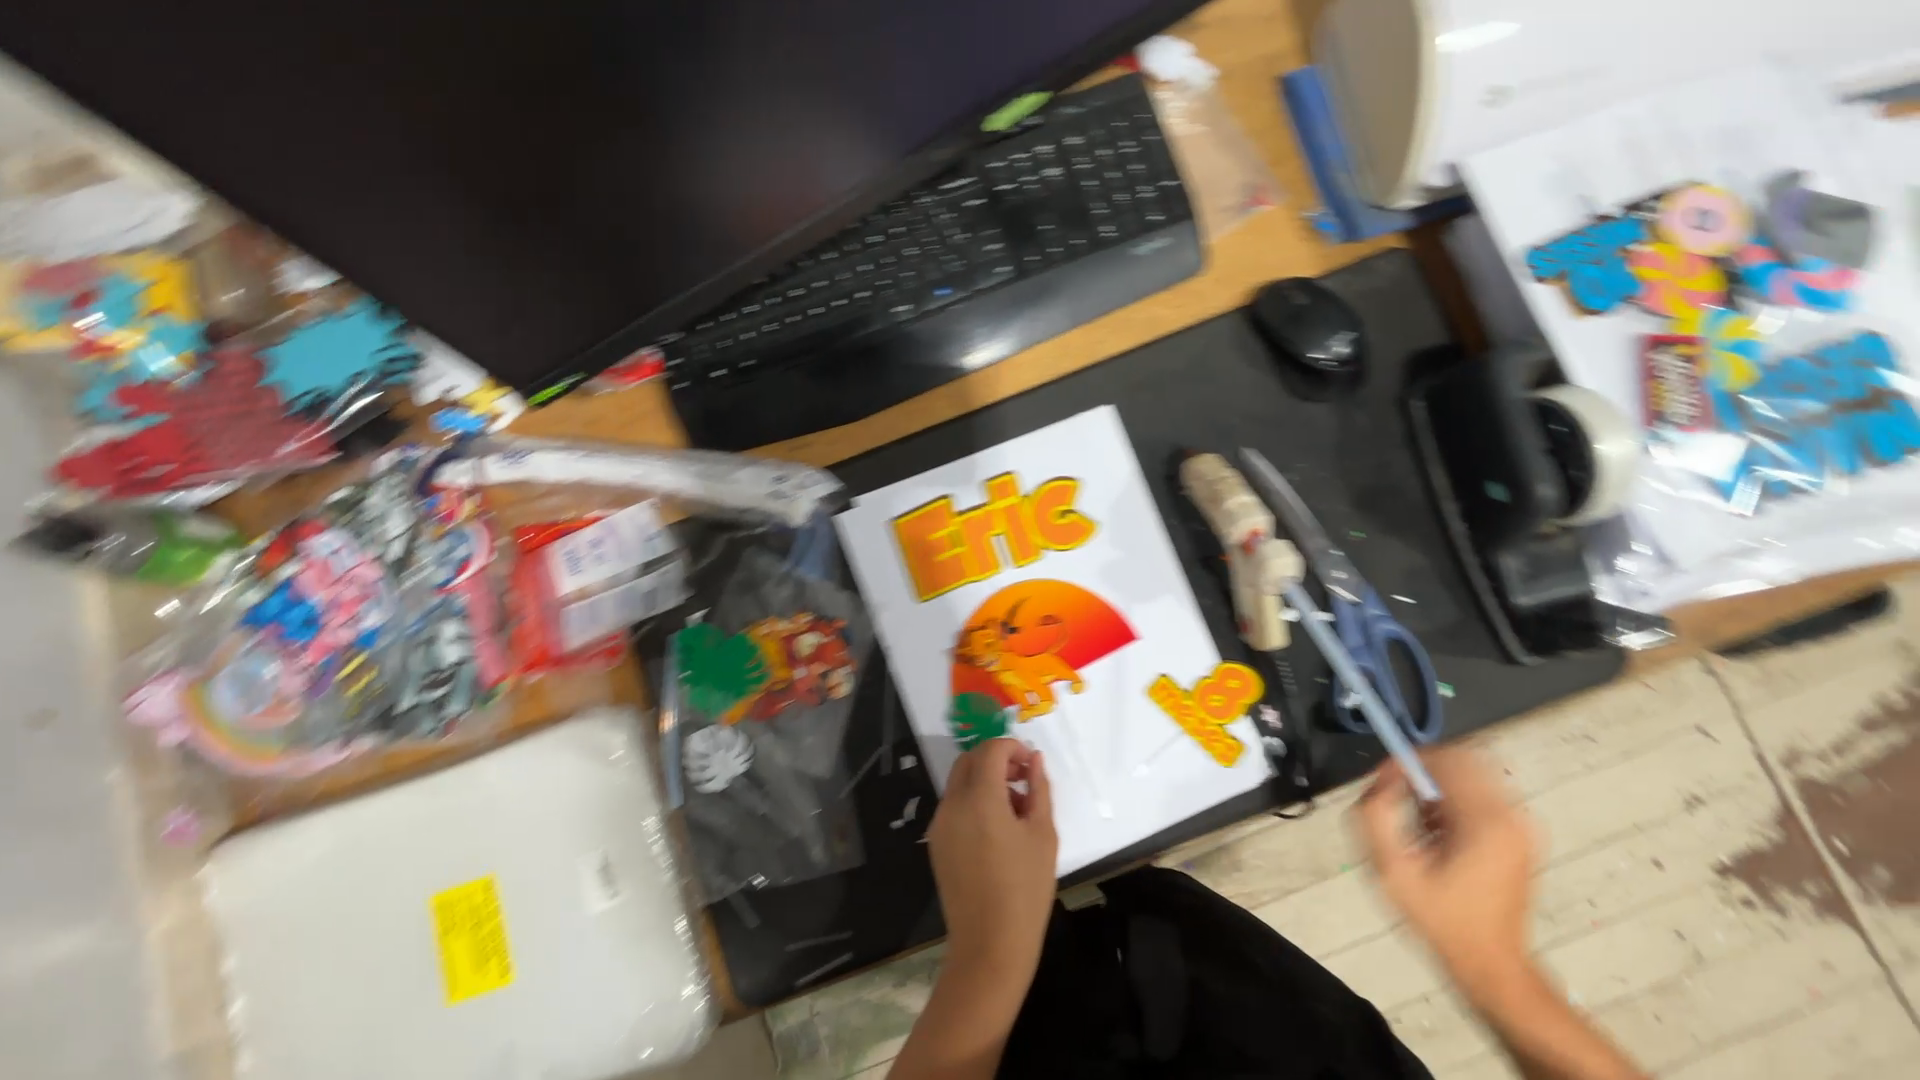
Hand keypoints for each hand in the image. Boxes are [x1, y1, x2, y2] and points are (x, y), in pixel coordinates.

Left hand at [928, 739, 1058, 982]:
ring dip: (986, 781)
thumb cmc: (1026, 889)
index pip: (990, 750)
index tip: (1031, 765)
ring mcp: (940, 825)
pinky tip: (998, 831)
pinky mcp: (936, 844)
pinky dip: (974, 802)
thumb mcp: (1043, 834)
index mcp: (979, 798)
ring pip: (960, 783)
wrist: (990, 944)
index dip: (1013, 748)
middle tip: (1024, 781)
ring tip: (1017, 811)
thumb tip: (1034, 760)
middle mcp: (952, 804)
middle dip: (997, 761)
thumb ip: (1039, 789)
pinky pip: (954, 807)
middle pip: (969, 761)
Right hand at [1356, 746, 1538, 1002]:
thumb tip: (1383, 778)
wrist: (1490, 963)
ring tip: (1420, 827)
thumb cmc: (1440, 918)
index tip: (1386, 786)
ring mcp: (1523, 826)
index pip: (1447, 758)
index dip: (1409, 762)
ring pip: (1472, 777)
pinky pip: (1482, 797)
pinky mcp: (1522, 836)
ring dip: (1439, 790)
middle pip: (1463, 762)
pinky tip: (1439, 837)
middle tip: (1400, 805)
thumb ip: (1376, 814)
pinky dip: (1455, 804)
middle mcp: (1513, 815)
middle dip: (1424, 775)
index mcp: (1486, 820)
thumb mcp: (1392, 868)